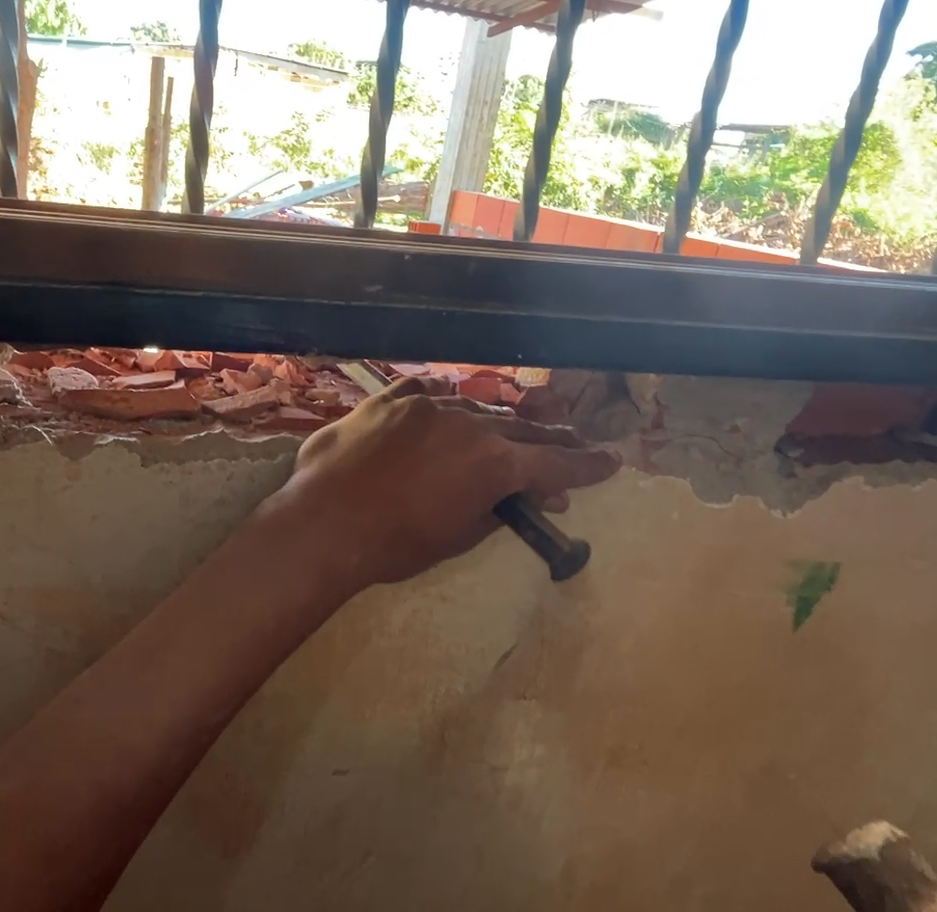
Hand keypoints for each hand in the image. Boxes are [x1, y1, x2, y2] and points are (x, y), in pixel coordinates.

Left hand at [261, 378, 619, 592]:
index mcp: (494, 462)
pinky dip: (446, 402)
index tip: (610, 462)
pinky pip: (428, 393)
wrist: (326, 521)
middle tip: (571, 443)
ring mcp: (427, 405)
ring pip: (476, 409)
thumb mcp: (460, 537)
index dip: (586, 466)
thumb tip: (527, 498)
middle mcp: (469, 424)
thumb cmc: (396, 543)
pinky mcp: (390, 400)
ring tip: (510, 429)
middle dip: (550, 439)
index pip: (555, 462)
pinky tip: (452, 405)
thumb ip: (499, 510)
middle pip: (521, 429)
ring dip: (496, 422)